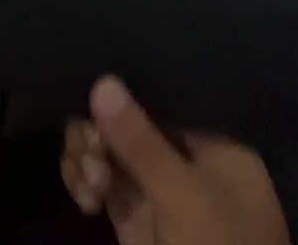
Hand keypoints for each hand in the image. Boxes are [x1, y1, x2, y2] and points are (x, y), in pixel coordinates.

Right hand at [62, 76, 289, 244]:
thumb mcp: (183, 200)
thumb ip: (140, 142)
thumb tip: (102, 80)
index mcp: (214, 147)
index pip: (161, 99)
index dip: (123, 97)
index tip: (94, 106)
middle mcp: (184, 159)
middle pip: (125, 120)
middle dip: (98, 134)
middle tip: (90, 155)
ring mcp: (156, 188)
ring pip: (106, 148)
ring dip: (85, 158)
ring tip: (87, 187)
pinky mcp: (132, 215)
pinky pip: (98, 179)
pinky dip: (82, 180)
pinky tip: (83, 200)